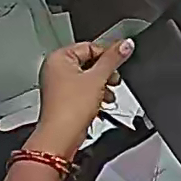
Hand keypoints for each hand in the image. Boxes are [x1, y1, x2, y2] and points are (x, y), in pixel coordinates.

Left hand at [29, 39, 134, 155]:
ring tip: (107, 94)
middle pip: (88, 62)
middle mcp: (55, 69)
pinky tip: (101, 103)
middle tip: (113, 80)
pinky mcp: (63, 99)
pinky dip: (94, 95)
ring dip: (101, 86)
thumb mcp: (98, 78)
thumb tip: (125, 44)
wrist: (60, 137)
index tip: (120, 60)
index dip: (106, 55)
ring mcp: (58, 85)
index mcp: (59, 57)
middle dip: (104, 73)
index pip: (89, 46)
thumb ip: (113, 59)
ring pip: (87, 78)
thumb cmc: (69, 109)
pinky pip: (83, 91)